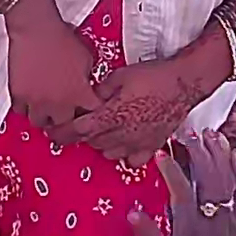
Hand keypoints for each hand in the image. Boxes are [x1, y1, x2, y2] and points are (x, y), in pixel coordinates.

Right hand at [6, 7, 101, 131]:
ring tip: (47, 105)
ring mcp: (37, 102)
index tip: (87, 107)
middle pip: (64, 125)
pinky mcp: (19, 96)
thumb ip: (87, 76)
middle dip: (67, 117)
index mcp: (79, 94)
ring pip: (40, 122)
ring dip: (45, 116)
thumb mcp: (86, 56)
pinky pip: (21, 111)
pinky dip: (26, 107)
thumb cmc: (61, 37)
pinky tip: (31, 97)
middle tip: (66, 109)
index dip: (90, 111)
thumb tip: (85, 82)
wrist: (36, 29)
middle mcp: (58, 103)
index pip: (91, 113)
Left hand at [61, 49, 216, 165]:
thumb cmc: (152, 76)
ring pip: (109, 153)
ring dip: (101, 143)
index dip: (62, 133)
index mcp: (111, 116)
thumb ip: (100, 89)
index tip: (52, 133)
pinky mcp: (152, 147)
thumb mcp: (120, 75)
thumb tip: (89, 96)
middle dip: (81, 135)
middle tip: (79, 123)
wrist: (183, 83)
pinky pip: (132, 160)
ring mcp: (137, 144)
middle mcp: (122, 135)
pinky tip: (124, 141)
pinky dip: (124, 154)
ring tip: (103, 128)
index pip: (78, 131)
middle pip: (92, 142)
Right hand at [130, 131, 235, 235]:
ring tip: (211, 134)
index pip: (180, 189)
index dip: (170, 168)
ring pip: (227, 178)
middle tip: (186, 133)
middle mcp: (212, 217)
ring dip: (219, 153)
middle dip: (197, 150)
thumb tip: (133, 214)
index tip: (160, 152)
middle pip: (207, 175)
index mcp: (191, 228)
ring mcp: (230, 217)